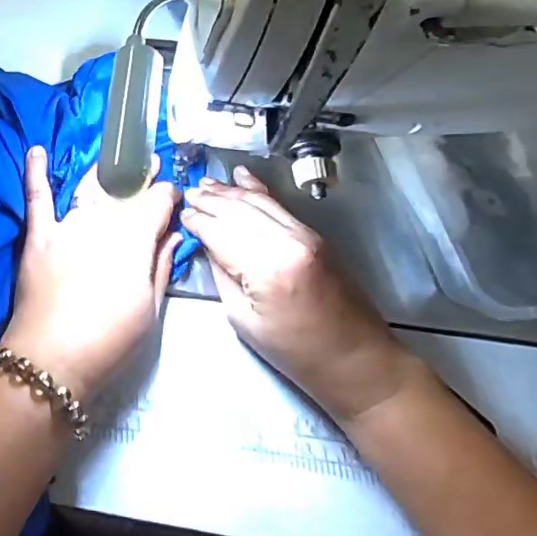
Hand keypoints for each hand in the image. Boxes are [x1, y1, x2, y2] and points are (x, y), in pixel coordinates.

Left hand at [0, 146, 180, 402]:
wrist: (50, 363)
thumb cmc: (110, 341)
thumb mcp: (150, 309)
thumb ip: (162, 265)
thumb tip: (174, 232)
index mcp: (136, 236)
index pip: (158, 201)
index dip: (169, 195)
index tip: (175, 197)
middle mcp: (104, 220)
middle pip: (127, 193)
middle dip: (141, 182)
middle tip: (150, 169)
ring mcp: (69, 225)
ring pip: (91, 190)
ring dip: (105, 177)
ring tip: (116, 166)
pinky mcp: (40, 235)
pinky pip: (38, 197)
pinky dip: (36, 172)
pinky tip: (36, 151)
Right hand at [181, 166, 421, 422]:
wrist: (354, 358)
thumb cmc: (295, 353)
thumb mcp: (245, 321)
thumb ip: (223, 274)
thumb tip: (208, 243)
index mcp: (267, 269)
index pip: (222, 232)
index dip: (198, 221)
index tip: (181, 214)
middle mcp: (287, 241)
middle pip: (240, 211)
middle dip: (211, 200)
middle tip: (189, 192)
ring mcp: (304, 234)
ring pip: (259, 203)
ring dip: (231, 192)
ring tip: (207, 184)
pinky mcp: (313, 234)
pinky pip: (279, 205)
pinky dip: (259, 190)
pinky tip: (242, 178)